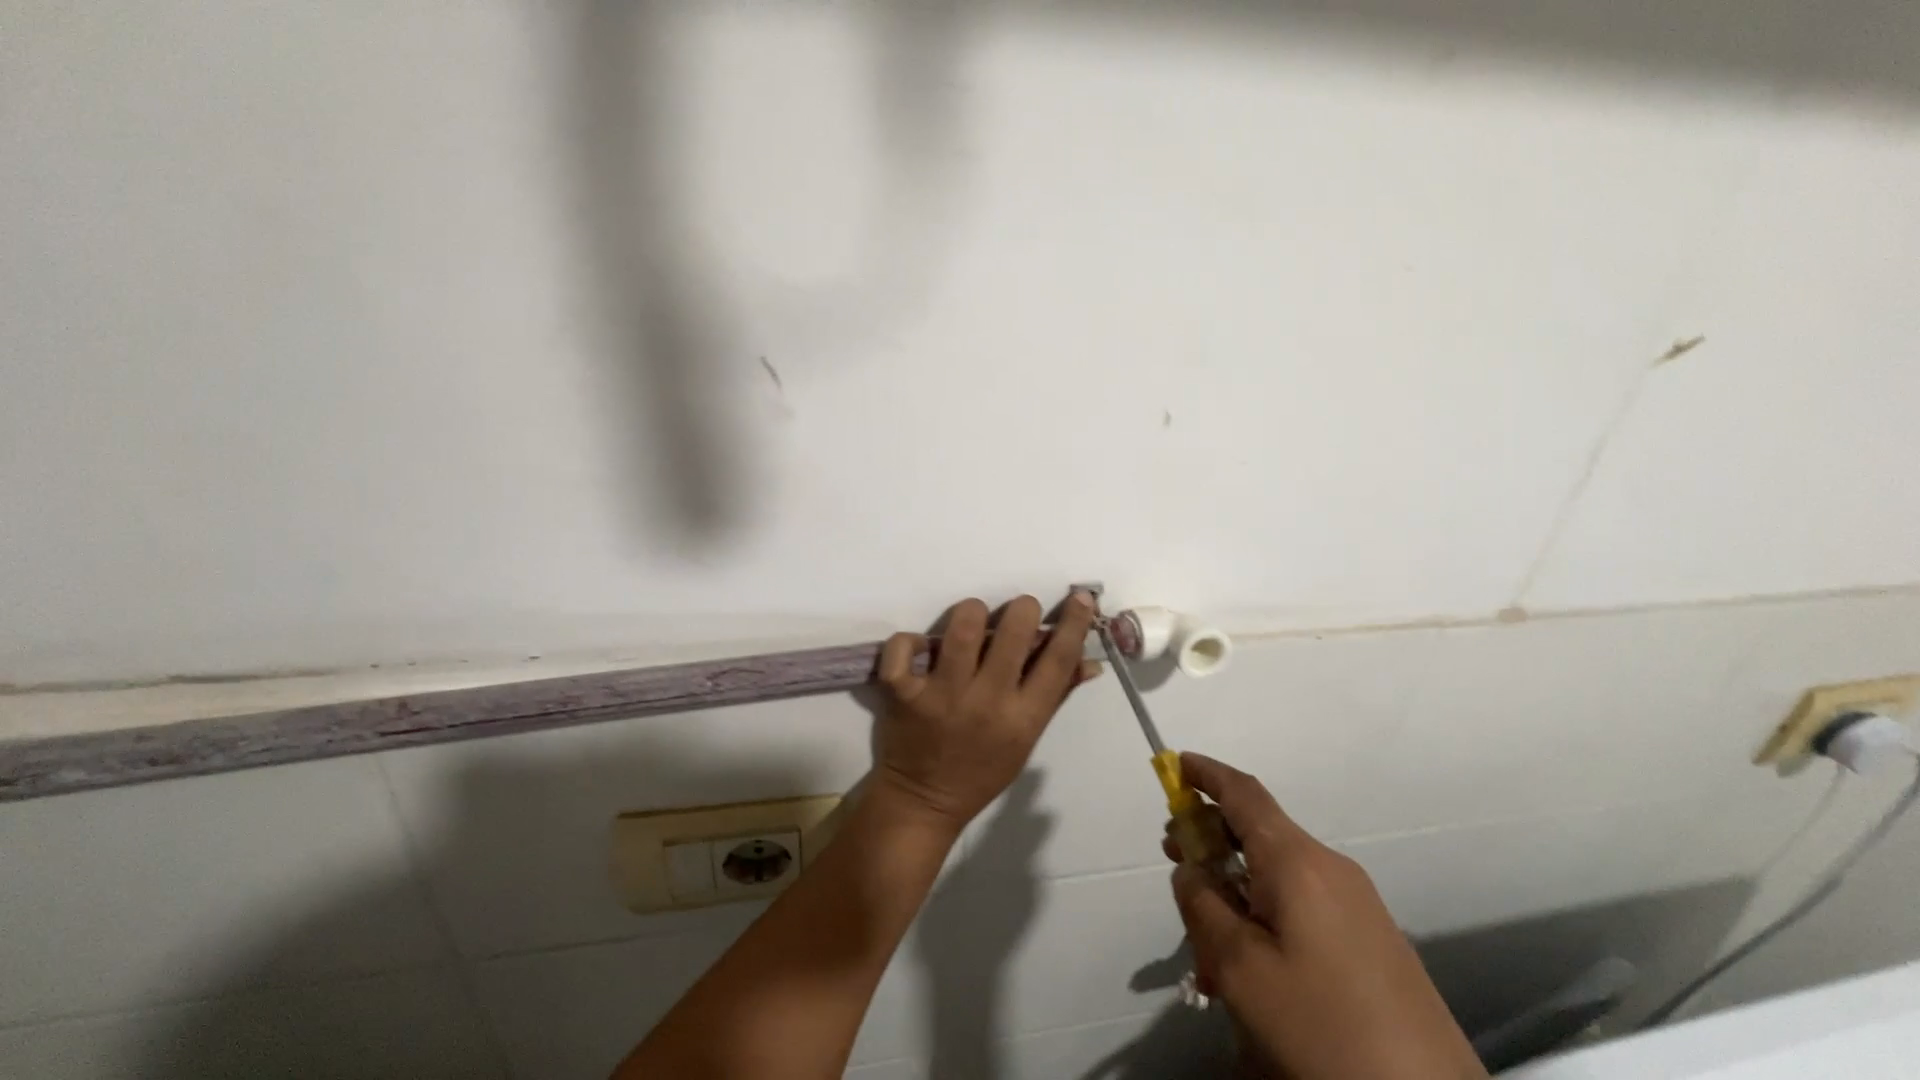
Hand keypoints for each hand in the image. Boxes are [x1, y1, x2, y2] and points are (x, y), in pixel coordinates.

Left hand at [873, 591, 1098, 830]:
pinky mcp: (903, 692)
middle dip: (1021, 610)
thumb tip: (1089, 661)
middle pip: (1014, 630)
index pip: (1058, 659)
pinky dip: (910, 641)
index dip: (1074, 623)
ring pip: (963, 626)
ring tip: (971, 624)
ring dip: (972, 614)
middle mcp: (987, 701)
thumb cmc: (982, 770)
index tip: (1080, 598)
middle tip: (1016, 614)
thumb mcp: (1027, 739)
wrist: (923, 801)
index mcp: (1023, 717)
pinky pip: (904, 645)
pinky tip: (921, 650)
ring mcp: (942, 695)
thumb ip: (1055, 695)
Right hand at [1165, 753, 1487, 1079]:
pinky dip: (1263, 914)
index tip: (1174, 764)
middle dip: (1211, 838)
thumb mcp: (1239, 968)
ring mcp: (1356, 903)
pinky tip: (1248, 963)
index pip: (1245, 794)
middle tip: (1174, 861)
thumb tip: (1192, 870)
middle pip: (1259, 833)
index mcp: (1297, 862)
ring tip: (1204, 940)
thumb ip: (1203, 906)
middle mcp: (1330, 869)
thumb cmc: (1319, 1022)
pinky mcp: (1369, 936)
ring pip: (1277, 876)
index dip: (1206, 774)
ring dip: (1235, 889)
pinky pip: (1301, 905)